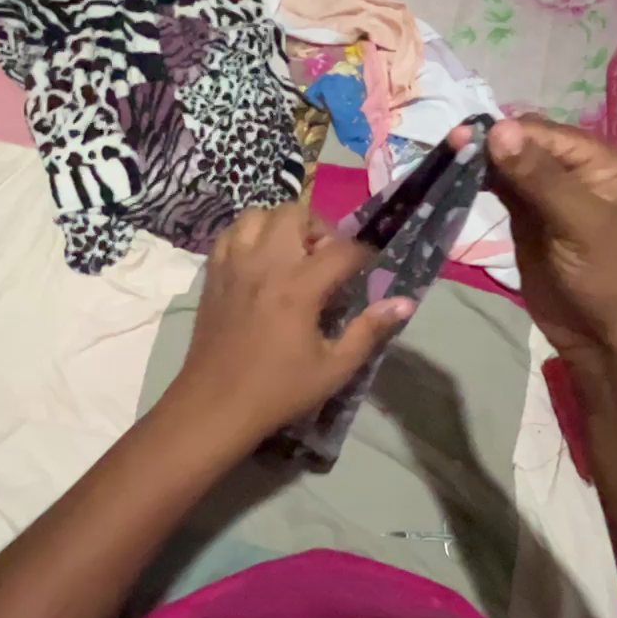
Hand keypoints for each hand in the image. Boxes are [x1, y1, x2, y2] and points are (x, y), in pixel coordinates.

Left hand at [163, 203, 413, 442]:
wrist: (215, 404)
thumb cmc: (278, 390)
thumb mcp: (333, 369)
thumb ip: (369, 330)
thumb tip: (404, 302)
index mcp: (299, 286)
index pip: (342, 250)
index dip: (363, 254)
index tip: (369, 267)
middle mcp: (265, 263)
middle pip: (296, 213)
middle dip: (318, 228)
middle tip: (325, 258)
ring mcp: (234, 264)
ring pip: (258, 214)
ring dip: (280, 225)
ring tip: (290, 254)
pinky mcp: (212, 273)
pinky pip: (230, 233)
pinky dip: (248, 235)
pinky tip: (258, 261)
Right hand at [454, 116, 616, 357]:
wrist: (608, 341)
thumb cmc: (609, 278)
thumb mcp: (579, 223)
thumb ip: (538, 177)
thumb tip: (497, 127)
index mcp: (601, 162)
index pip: (543, 133)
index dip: (503, 132)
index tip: (459, 138)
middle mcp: (575, 172)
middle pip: (522, 144)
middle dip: (486, 145)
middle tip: (446, 149)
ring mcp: (549, 197)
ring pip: (507, 167)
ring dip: (478, 164)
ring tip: (442, 162)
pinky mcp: (528, 221)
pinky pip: (501, 193)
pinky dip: (478, 186)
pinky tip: (454, 181)